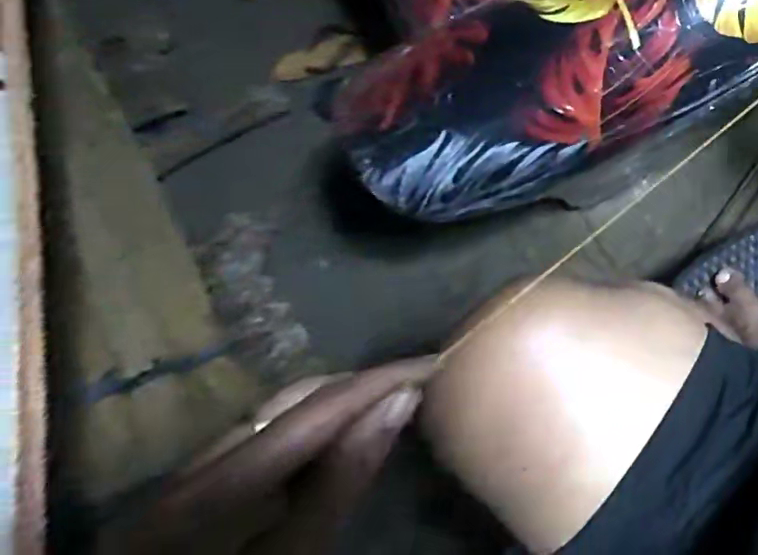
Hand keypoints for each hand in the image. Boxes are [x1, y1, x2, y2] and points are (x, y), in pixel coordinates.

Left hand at [98, 357, 436, 554]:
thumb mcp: (295, 553)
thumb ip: (341, 481)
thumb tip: (405, 396)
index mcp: (212, 486)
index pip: (316, 409)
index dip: (381, 379)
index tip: (438, 361)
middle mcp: (189, 470)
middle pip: (289, 402)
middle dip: (358, 387)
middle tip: (416, 383)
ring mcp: (180, 482)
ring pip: (273, 414)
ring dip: (334, 404)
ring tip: (383, 403)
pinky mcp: (184, 496)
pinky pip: (256, 437)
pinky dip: (305, 426)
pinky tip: (333, 437)